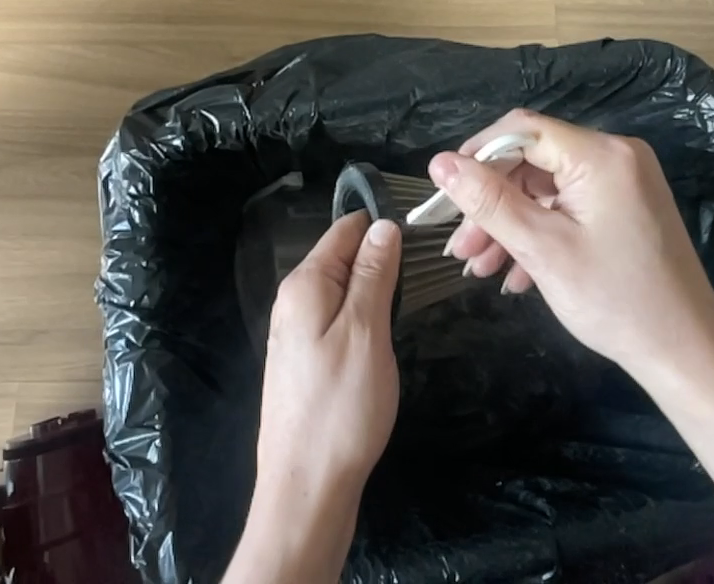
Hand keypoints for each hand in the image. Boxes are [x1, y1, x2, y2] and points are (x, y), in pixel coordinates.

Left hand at [255, 210, 401, 497]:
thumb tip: (382, 224)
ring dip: (372, 293)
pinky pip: (335, 320)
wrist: (306, 488)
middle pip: (342, 259)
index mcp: (305, 284)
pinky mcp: (302, 361)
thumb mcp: (367, 331)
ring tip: (405, 306)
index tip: (419, 237)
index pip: (344, 231)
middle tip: (421, 279)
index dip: (381, 228)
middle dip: (379, 261)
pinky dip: (361, 321)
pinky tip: (379, 341)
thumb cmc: (341, 406)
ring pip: (341, 292)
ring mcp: (294, 333)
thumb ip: (374, 274)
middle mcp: (292, 301)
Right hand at [431, 109, 713, 376]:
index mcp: (600, 154)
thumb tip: (439, 163)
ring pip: (545, 189)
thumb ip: (488, 200)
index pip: (521, 130)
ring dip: (508, 225)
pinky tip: (513, 275)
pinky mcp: (624, 209)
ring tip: (478, 268)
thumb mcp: (541, 247)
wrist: (687, 354)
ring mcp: (622, 184)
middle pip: (531, 161)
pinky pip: (568, 208)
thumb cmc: (614, 300)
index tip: (445, 197)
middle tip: (459, 247)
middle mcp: (614, 156)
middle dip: (490, 203)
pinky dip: (538, 234)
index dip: (476, 156)